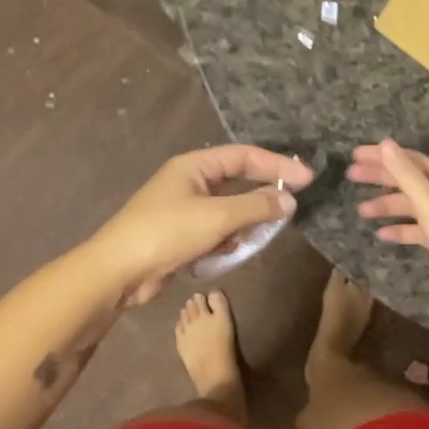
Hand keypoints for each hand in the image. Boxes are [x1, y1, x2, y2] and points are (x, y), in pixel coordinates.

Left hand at [93, 145, 314, 305]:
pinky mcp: (185, 234)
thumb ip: (257, 206)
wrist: (120, 271)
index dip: (278, 165)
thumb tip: (290, 201)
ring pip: (232, 209)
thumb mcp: (217, 217)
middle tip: (295, 204)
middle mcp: (191, 182)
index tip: (308, 178)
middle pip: (239, 181)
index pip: (244, 156)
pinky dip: (230, 239)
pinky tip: (230, 252)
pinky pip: (220, 230)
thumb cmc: (166, 234)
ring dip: (247, 222)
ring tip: (260, 234)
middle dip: (265, 195)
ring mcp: (187, 209)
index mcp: (194, 167)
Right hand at [350, 139, 428, 307]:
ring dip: (385, 205)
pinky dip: (398, 230)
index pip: (410, 160)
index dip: (384, 155)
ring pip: (408, 206)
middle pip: (407, 181)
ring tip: (362, 211)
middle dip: (380, 177)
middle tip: (351, 175)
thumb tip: (386, 143)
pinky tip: (382, 235)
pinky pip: (413, 230)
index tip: (356, 155)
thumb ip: (406, 175)